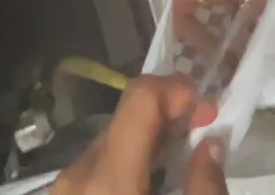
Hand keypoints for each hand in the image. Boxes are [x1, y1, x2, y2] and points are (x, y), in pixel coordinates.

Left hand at [53, 75, 224, 194]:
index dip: (178, 90)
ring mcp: (64, 186)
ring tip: (177, 166)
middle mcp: (79, 172)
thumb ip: (206, 186)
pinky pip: (99, 165)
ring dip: (150, 140)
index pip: (141, 97)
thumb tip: (210, 143)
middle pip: (129, 116)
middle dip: (170, 116)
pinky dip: (129, 162)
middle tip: (202, 135)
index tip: (206, 110)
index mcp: (109, 178)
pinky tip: (150, 183)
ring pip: (114, 139)